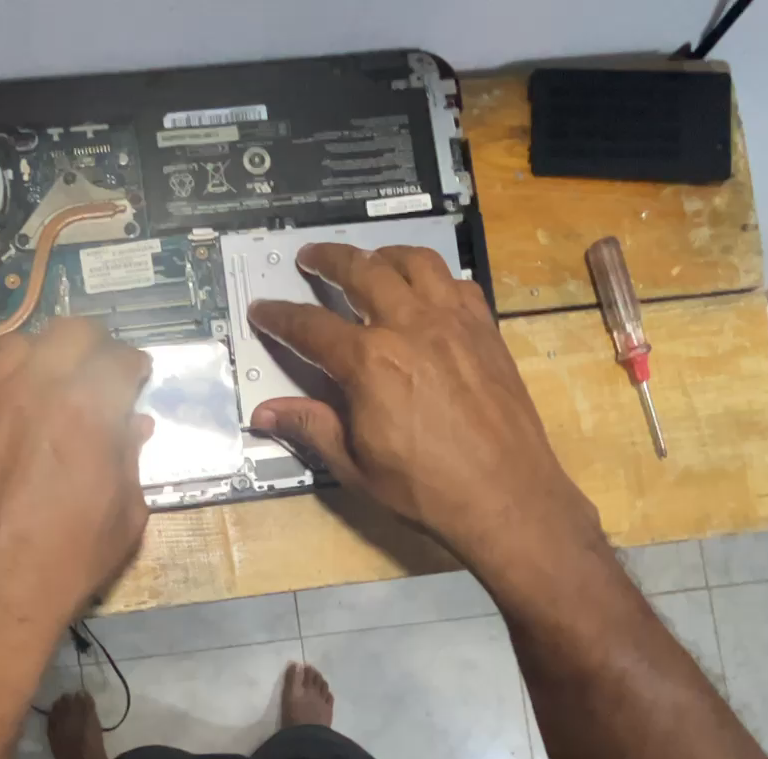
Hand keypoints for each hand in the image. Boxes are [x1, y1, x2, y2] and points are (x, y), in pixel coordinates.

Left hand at [0, 319, 152, 648]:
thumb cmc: (69, 564)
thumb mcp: (125, 518)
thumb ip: (131, 461)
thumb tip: (136, 425)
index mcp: (89, 414)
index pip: (119, 362)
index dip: (135, 366)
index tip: (138, 377)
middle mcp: (35, 391)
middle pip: (70, 334)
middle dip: (96, 343)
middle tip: (101, 366)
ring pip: (15, 343)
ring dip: (42, 348)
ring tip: (49, 367)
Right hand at [248, 243, 601, 569]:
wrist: (506, 496)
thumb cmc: (424, 489)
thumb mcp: (354, 466)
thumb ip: (311, 426)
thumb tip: (263, 413)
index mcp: (369, 362)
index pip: (311, 327)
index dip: (280, 317)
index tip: (261, 311)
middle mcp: (409, 326)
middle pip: (362, 271)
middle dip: (329, 259)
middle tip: (310, 258)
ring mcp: (454, 322)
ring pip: (415, 262)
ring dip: (384, 254)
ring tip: (369, 259)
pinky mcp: (486, 330)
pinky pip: (457, 284)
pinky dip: (433, 277)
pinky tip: (426, 291)